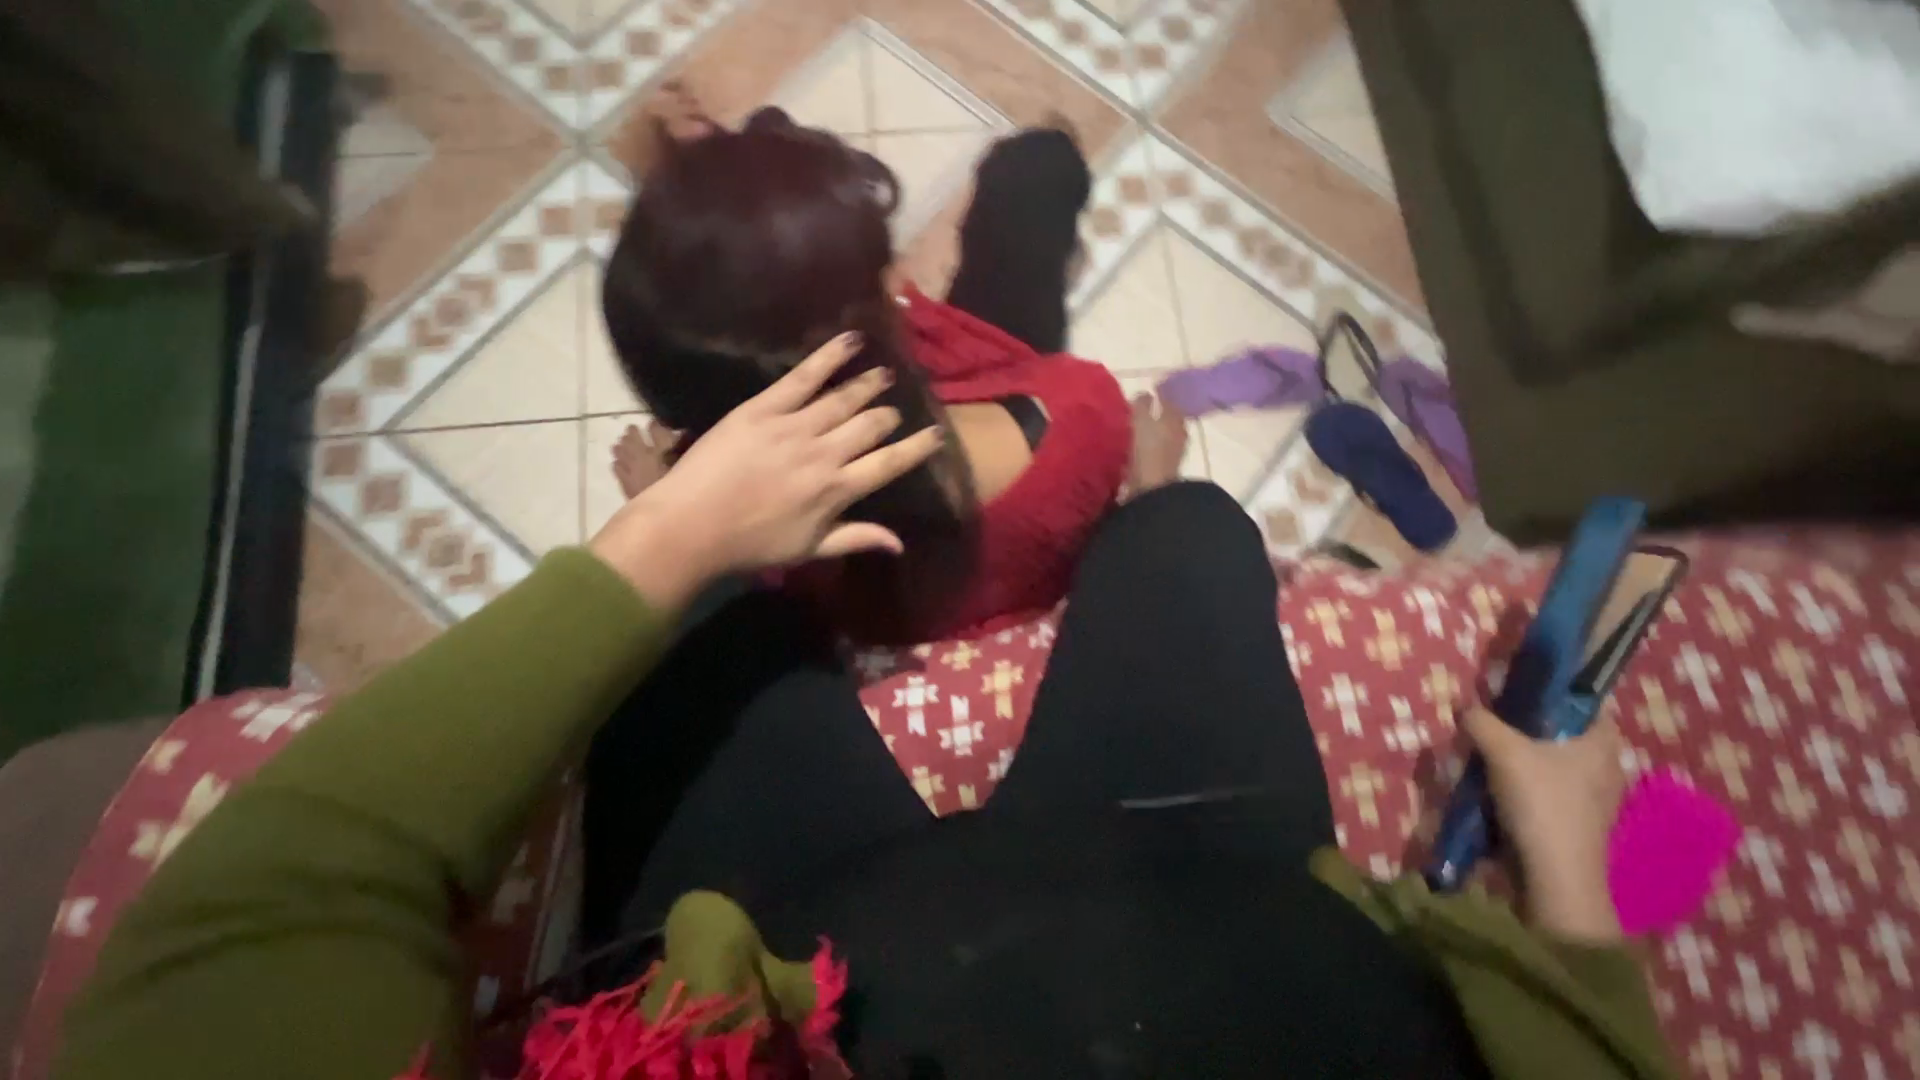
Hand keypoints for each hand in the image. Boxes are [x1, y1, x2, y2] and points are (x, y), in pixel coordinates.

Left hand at [588, 332, 941, 609]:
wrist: (691, 525)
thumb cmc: (751, 544)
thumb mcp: (809, 549)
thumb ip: (856, 538)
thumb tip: (900, 542)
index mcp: (838, 490)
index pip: (890, 462)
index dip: (917, 447)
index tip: (937, 434)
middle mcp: (825, 454)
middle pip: (871, 424)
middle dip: (888, 415)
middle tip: (891, 409)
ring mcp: (795, 427)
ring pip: (844, 398)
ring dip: (869, 384)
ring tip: (883, 374)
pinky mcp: (764, 408)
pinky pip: (803, 377)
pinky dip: (829, 357)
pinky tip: (850, 341)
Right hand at [1462, 705, 1626, 941]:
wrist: (1556, 875)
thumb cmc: (1542, 802)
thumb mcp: (1502, 751)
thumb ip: (1481, 722)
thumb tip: (1465, 708)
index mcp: (1603, 741)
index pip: (1585, 701)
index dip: (1553, 692)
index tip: (1518, 691)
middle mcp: (1608, 765)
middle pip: (1565, 732)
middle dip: (1530, 727)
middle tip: (1495, 722)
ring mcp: (1596, 797)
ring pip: (1556, 761)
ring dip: (1525, 757)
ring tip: (1490, 755)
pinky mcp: (1579, 821)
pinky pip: (1551, 788)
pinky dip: (1528, 783)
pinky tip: (1499, 788)